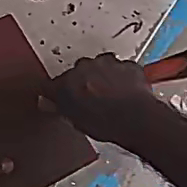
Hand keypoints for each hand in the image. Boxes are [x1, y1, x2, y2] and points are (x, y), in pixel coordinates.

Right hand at [45, 54, 166, 142]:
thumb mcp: (76, 122)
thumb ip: (61, 108)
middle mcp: (83, 68)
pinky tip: (123, 91)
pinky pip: (120, 68)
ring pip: (99, 67)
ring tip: (108, 96)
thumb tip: (52, 105)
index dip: (54, 93)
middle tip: (88, 98)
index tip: (57, 97)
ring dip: (101, 77)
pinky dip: (121, 77)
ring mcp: (105, 64)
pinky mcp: (125, 64)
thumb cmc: (106, 121)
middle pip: (77, 72)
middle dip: (81, 82)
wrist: (135, 118)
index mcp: (65, 83)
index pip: (51, 85)